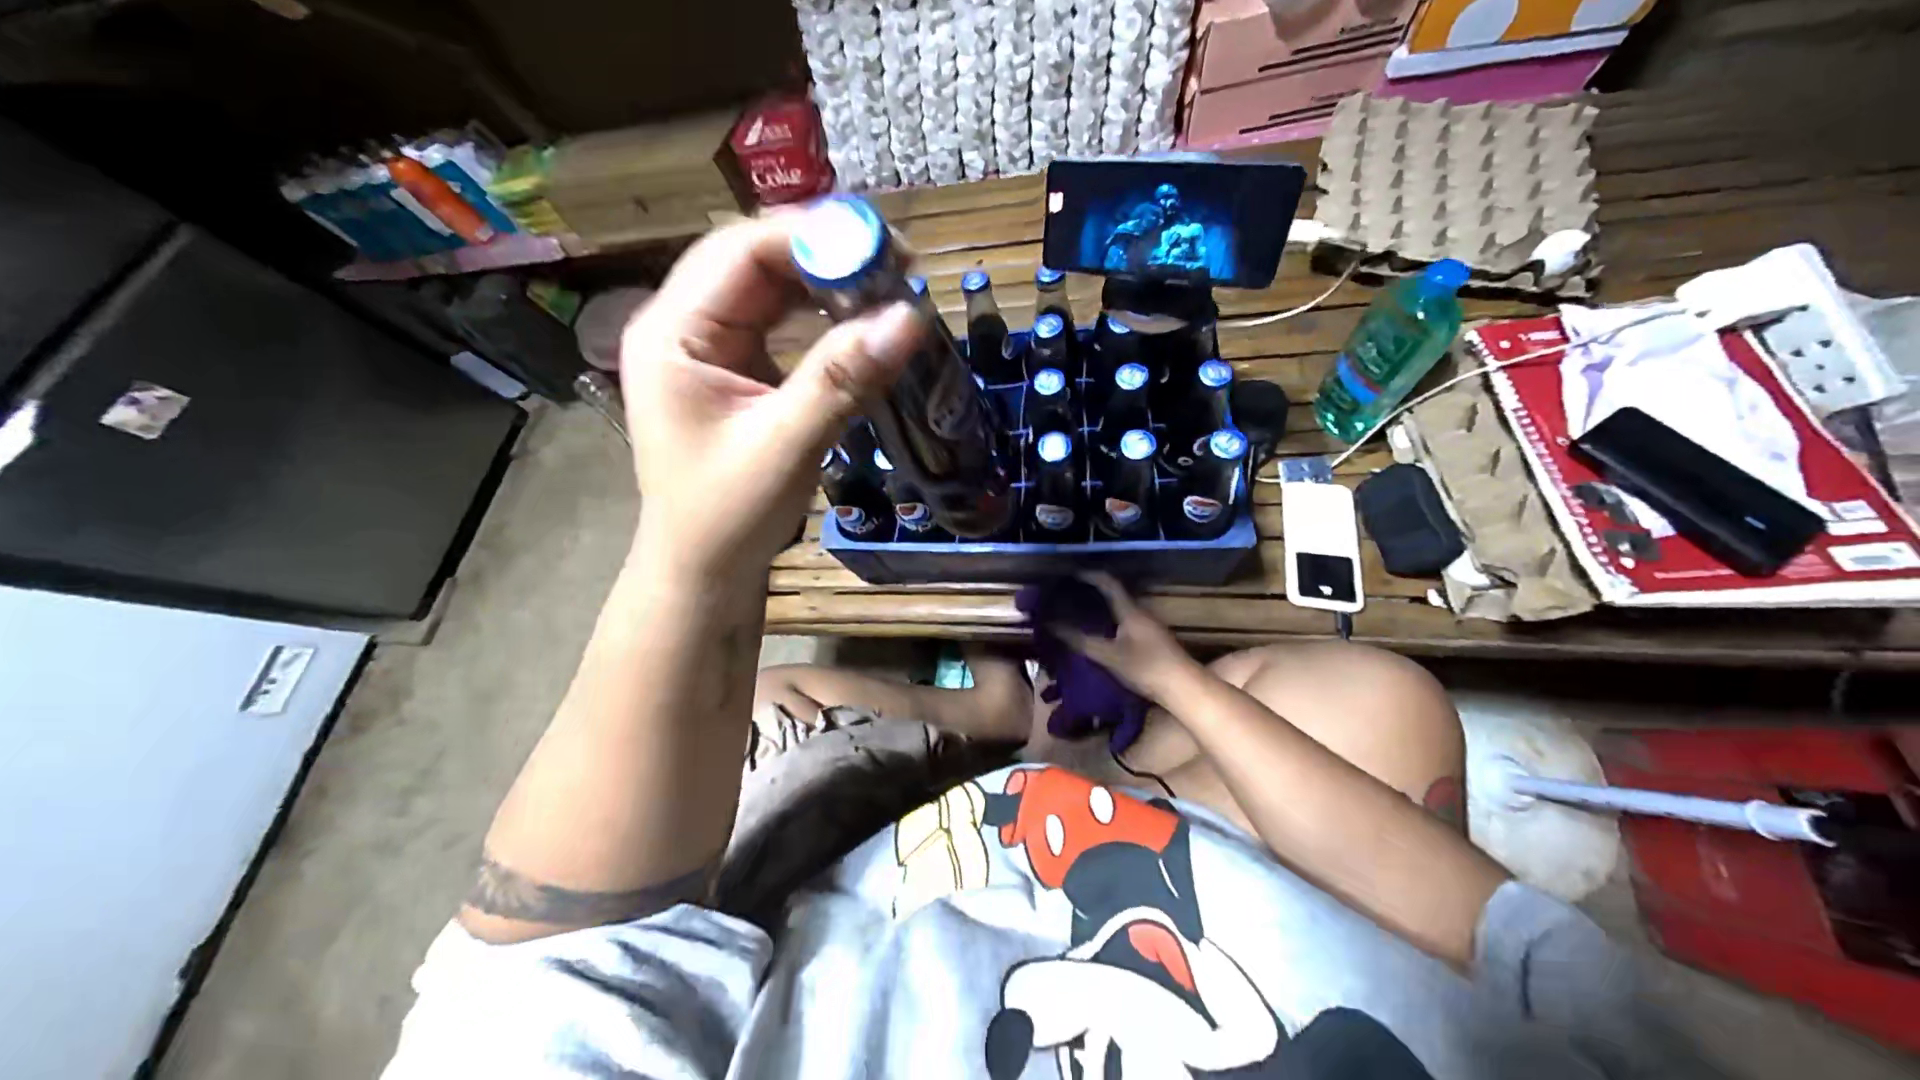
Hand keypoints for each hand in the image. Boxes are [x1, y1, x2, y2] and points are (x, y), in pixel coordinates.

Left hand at [618, 215, 925, 582]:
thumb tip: (910, 318)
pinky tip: (860, 319)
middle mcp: (684, 325)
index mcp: (673, 334)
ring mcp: (708, 344)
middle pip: (756, 258)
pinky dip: (822, 314)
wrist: (704, 567)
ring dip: (829, 281)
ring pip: (772, 285)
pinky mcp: (733, 365)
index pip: (741, 251)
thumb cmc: (728, 515)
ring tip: (889, 288)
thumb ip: (842, 379)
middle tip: (898, 267)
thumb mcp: (785, 445)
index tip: (885, 251)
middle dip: (826, 254)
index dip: (814, 239)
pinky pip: (780, 319)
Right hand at [1043, 574, 1201, 703]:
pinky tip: (1102, 632)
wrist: (1183, 687)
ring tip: (1082, 612)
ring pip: (1122, 609)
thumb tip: (1052, 625)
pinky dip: (1111, 620)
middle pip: (1116, 594)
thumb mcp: (1108, 656)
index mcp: (1131, 611)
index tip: (1071, 574)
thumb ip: (1081, 641)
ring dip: (1103, 607)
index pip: (1109, 584)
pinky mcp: (1153, 639)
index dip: (1091, 576)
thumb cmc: (1146, 668)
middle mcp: (1142, 612)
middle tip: (1072, 595)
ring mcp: (1150, 626)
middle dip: (1094, 592)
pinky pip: (1127, 620)